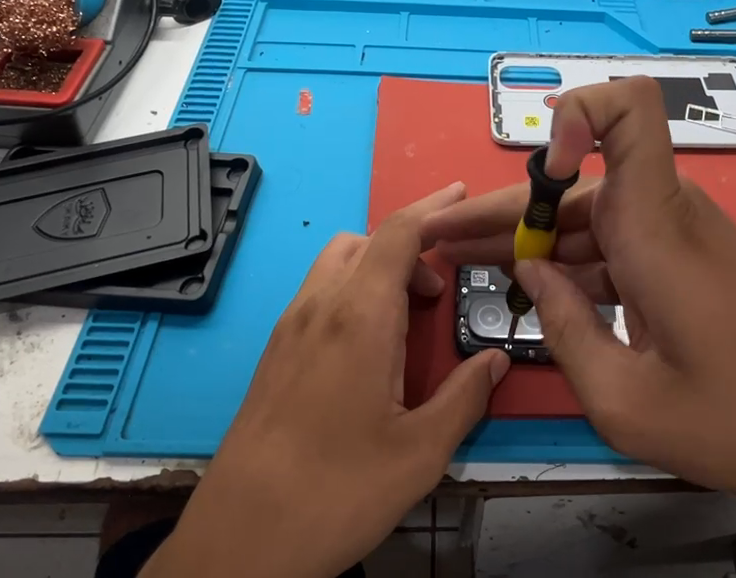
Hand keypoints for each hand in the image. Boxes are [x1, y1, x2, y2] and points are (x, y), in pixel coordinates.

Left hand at [147, 183, 508, 577]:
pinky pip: (319, 293)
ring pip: (337, 264)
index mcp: (359, 315)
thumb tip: (495, 361)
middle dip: (410, 246)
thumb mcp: (420, 453)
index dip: (433, 207)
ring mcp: (289, 327)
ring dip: (377, 268)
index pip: (398, 233)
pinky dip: (353, 292)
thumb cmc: (337, 491)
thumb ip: (465, 397)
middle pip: (366, 241)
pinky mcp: (274, 352)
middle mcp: (320, 305)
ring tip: (408, 318)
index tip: (462, 195)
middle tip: (441, 291)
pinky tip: (370, 347)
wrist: (240, 539)